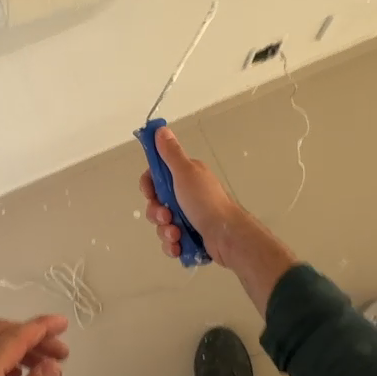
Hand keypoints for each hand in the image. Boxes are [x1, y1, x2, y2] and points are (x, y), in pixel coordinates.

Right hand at [138, 126, 245, 260]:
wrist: (227, 236)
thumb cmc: (205, 201)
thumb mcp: (185, 172)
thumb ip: (170, 153)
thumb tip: (161, 129)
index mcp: (186, 177)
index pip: (157, 178)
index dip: (149, 186)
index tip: (150, 192)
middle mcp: (187, 195)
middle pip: (157, 203)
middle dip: (156, 213)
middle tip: (166, 216)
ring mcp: (189, 217)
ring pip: (162, 224)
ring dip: (165, 231)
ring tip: (176, 235)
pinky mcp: (191, 237)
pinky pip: (171, 241)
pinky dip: (172, 245)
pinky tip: (179, 246)